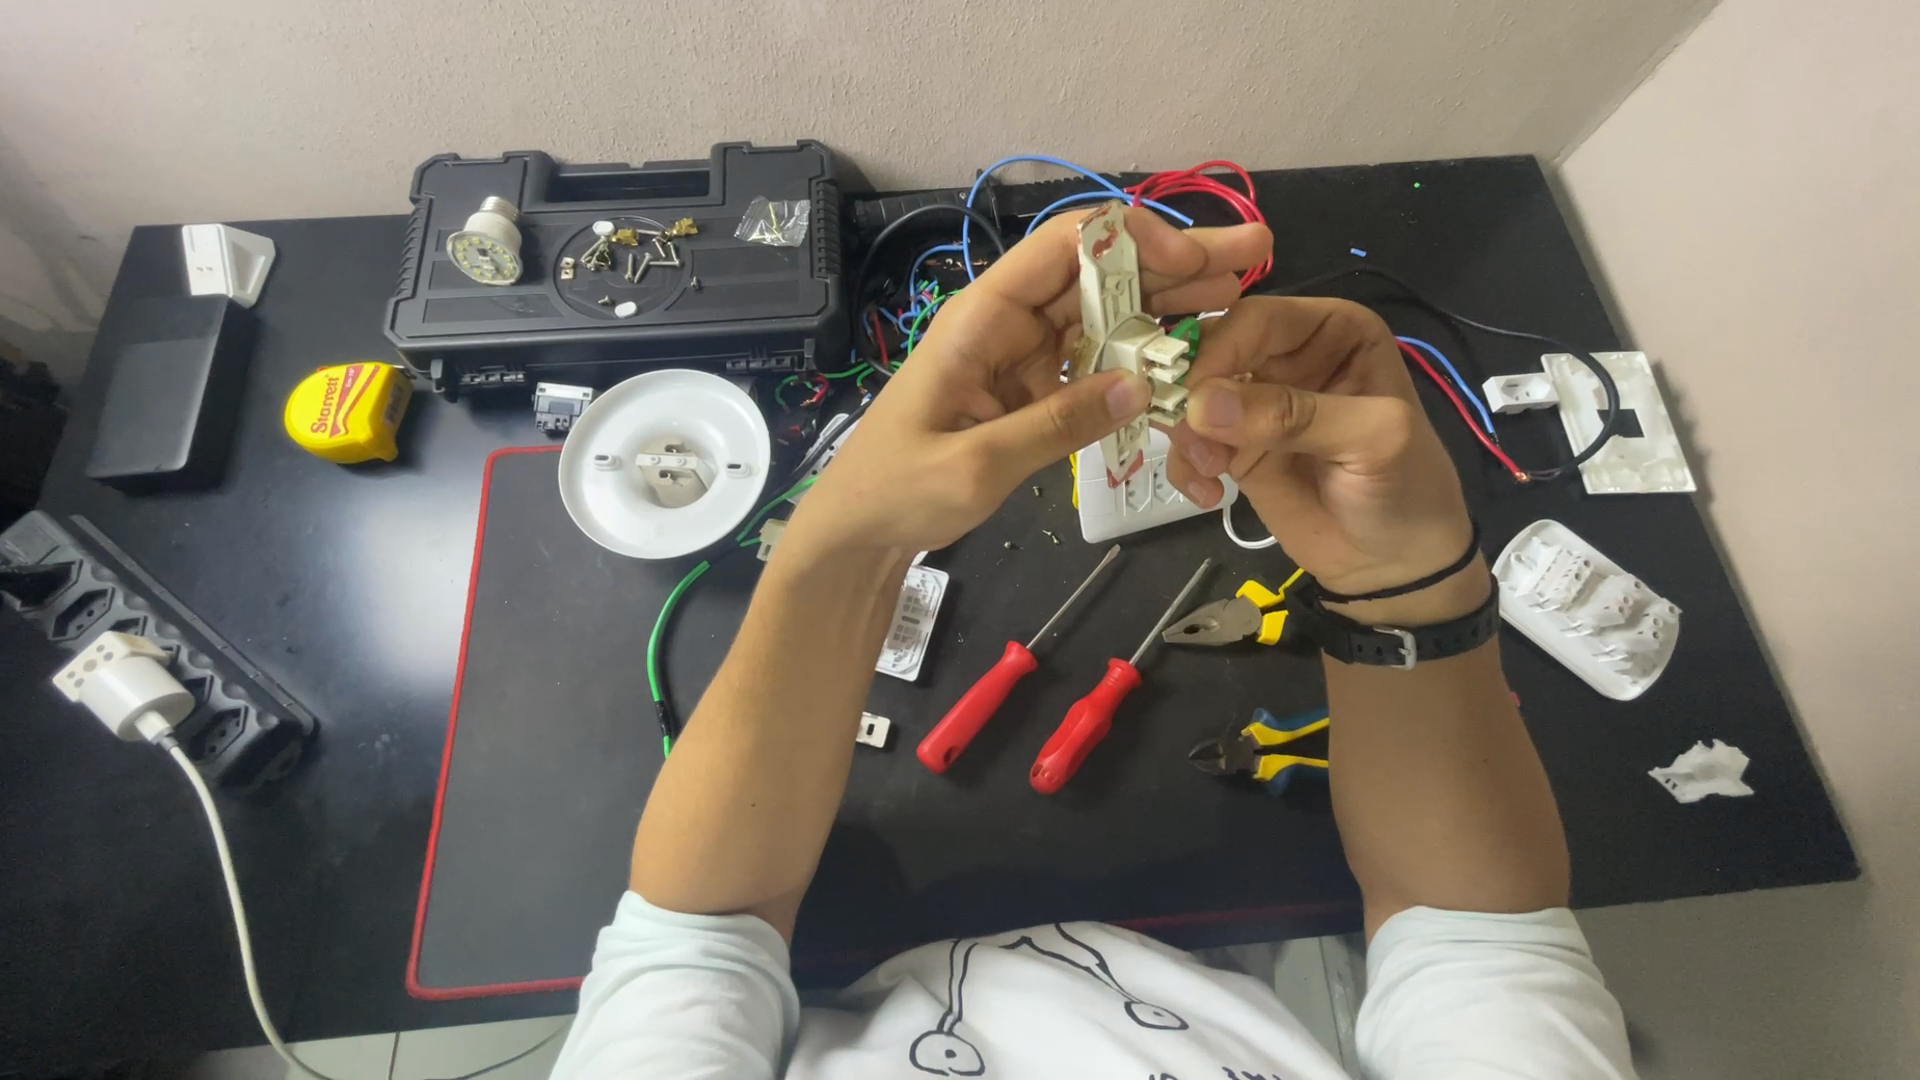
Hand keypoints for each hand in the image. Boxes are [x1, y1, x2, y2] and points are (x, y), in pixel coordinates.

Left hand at [780, 206, 1271, 561]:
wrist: (861, 529)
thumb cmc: (899, 490)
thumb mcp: (976, 464)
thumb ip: (1057, 423)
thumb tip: (1143, 386)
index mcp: (979, 319)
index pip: (1063, 248)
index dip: (1134, 241)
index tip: (1193, 262)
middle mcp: (1004, 325)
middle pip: (1094, 277)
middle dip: (1170, 266)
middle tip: (1249, 261)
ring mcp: (1018, 358)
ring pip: (1099, 319)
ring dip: (1161, 310)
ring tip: (1232, 302)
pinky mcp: (1027, 392)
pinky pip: (1087, 367)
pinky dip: (1132, 364)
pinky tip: (1180, 362)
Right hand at [1165, 297, 1480, 617]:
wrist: (1394, 561)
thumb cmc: (1406, 487)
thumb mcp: (1371, 438)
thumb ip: (1293, 415)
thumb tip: (1200, 405)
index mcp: (1330, 332)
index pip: (1254, 320)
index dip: (1217, 351)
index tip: (1194, 400)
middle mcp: (1286, 359)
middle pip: (1210, 354)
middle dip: (1191, 396)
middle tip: (1193, 441)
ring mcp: (1253, 406)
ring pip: (1189, 399)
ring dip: (1187, 436)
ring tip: (1210, 473)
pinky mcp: (1232, 449)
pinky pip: (1187, 444)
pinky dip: (1185, 467)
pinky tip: (1210, 495)